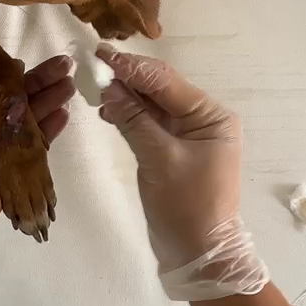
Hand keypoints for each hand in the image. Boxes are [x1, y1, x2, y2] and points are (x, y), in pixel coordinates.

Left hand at [0, 42, 75, 259]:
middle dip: (40, 81)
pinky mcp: (13, 169)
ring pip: (29, 118)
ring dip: (49, 100)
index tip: (26, 59)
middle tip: (66, 65)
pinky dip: (49, 129)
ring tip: (70, 85)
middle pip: (16, 97)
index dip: (9, 70)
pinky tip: (63, 113)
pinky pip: (35, 145)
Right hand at [98, 47, 267, 299]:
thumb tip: (109, 89)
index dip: (132, 67)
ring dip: (125, 95)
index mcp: (211, 116)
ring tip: (95, 87)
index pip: (166, 82)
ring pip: (152, 104)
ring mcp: (188, 134)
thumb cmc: (187, 206)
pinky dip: (129, 115)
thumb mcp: (160, 159)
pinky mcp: (173, 149)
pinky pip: (149, 122)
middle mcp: (203, 119)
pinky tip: (107, 110)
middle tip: (93, 63)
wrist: (200, 253)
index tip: (101, 53)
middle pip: (160, 88)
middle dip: (128, 77)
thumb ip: (135, 120)